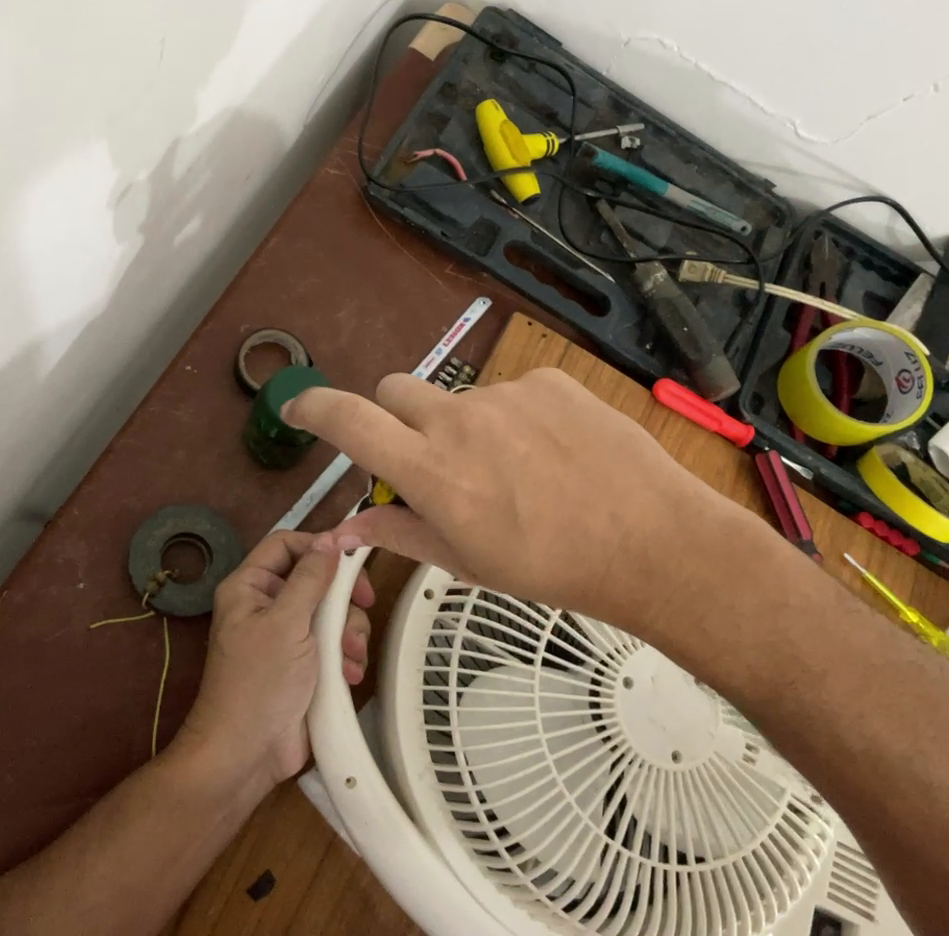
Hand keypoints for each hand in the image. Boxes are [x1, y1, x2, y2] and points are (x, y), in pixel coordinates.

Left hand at [172, 532, 374, 792]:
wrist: (248, 753)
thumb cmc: (259, 682)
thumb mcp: (287, 623)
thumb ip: (311, 579)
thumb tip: (331, 539)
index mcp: (250, 587)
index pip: (286, 545)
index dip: (319, 546)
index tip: (353, 557)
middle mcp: (267, 605)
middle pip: (316, 579)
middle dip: (342, 597)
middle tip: (364, 605)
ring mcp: (286, 636)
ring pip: (330, 612)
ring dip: (349, 631)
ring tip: (351, 656)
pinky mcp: (304, 663)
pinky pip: (333, 643)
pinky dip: (346, 656)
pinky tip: (350, 675)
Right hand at [283, 368, 767, 635]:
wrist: (651, 542)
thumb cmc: (550, 567)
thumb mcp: (466, 562)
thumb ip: (400, 533)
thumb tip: (346, 528)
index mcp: (430, 470)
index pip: (349, 420)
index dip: (312, 407)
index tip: (298, 407)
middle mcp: (459, 420)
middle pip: (394, 391)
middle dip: (395, 419)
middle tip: (427, 458)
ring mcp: (506, 394)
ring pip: (458, 399)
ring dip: (464, 428)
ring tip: (514, 471)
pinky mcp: (549, 381)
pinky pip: (510, 393)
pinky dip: (514, 419)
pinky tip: (552, 455)